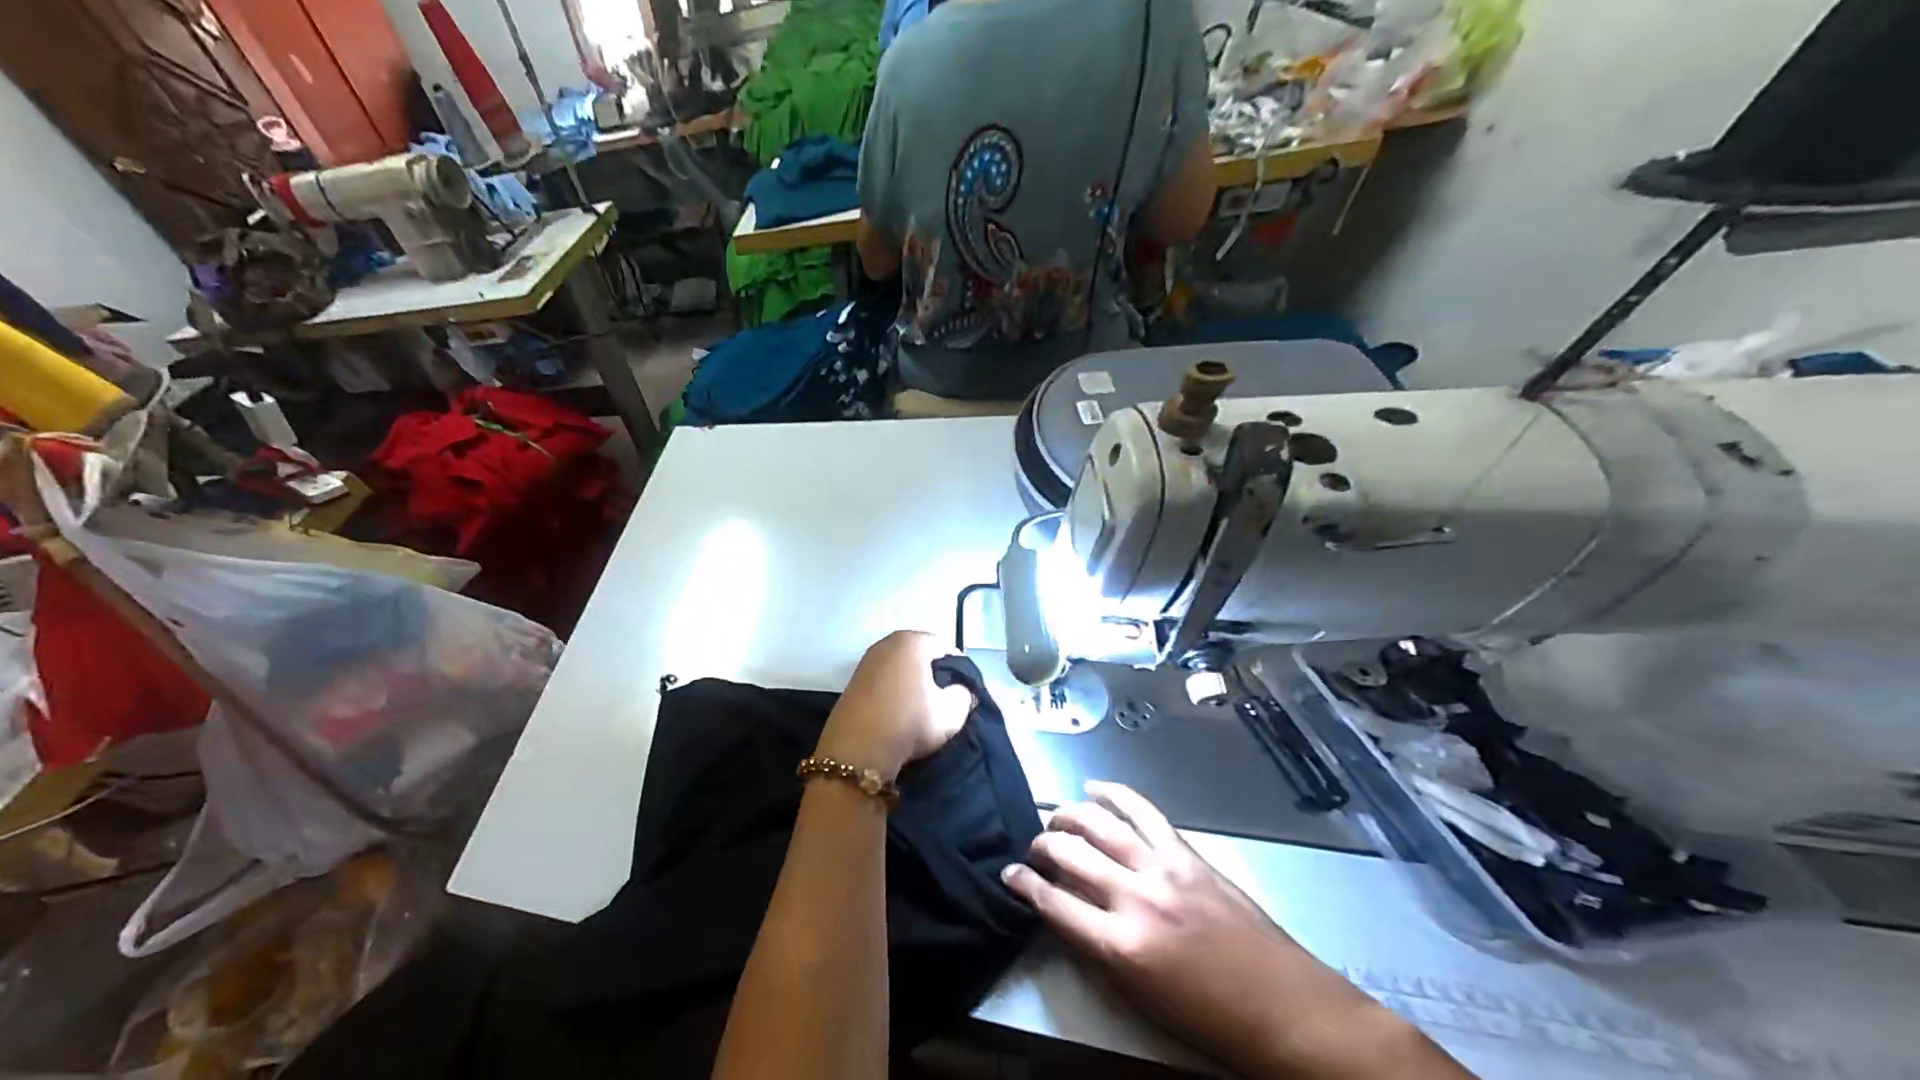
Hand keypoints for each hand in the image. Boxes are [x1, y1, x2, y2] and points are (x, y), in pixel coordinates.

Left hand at [815, 631, 972, 777]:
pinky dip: (892, 691)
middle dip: (932, 674)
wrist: (856, 751)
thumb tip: (958, 689)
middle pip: (919, 654)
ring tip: (919, 710)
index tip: (960, 692)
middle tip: (941, 701)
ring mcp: (866, 661)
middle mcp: (887, 644)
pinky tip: (896, 713)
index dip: (955, 669)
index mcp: (912, 643)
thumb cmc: (908, 723)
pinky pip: (882, 680)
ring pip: (900, 668)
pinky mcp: (852, 681)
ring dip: (911, 683)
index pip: (943, 647)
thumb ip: (963, 695)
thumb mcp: (951, 714)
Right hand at [1002, 783, 1454, 1078]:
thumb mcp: (1139, 997)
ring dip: (1070, 815)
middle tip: (1034, 848)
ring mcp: (1164, 868)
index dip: (1023, 885)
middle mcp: (1136, 898)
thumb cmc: (1207, 1017)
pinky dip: (1117, 794)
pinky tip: (1097, 788)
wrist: (1283, 1006)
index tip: (1007, 874)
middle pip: (1071, 854)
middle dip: (1042, 845)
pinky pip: (1145, 812)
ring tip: (1056, 816)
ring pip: (1101, 824)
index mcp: (1120, 946)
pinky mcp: (1188, 854)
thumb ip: (1097, 949)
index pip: (1053, 903)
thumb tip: (1066, 913)